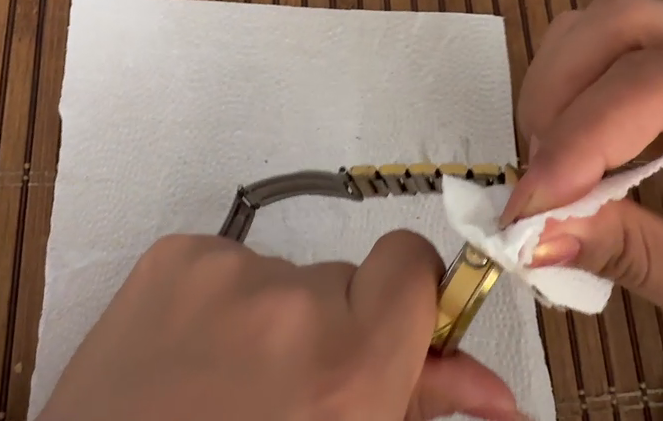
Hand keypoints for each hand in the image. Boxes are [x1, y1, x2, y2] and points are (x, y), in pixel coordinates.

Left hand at [38, 231, 521, 420]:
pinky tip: (195, 359)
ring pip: (284, 275)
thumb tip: (491, 391)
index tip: (391, 328)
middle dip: (333, 327)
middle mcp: (285, 303)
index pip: (413, 262)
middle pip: (344, 279)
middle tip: (293, 389)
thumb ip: (422, 407)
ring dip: (275, 318)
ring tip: (231, 382)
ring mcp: (220, 270)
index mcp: (345, 366)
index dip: (409, 296)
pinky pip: (228, 263)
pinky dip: (224, 302)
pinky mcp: (171, 256)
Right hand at [507, 0, 662, 420]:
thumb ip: (631, 254)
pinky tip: (573, 152)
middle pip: (632, 22)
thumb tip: (528, 226)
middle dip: (561, 87)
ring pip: (616, 25)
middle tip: (534, 170)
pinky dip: (574, 94)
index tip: (534, 199)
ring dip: (561, 83)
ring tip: (550, 162)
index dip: (586, 130)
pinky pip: (617, 56)